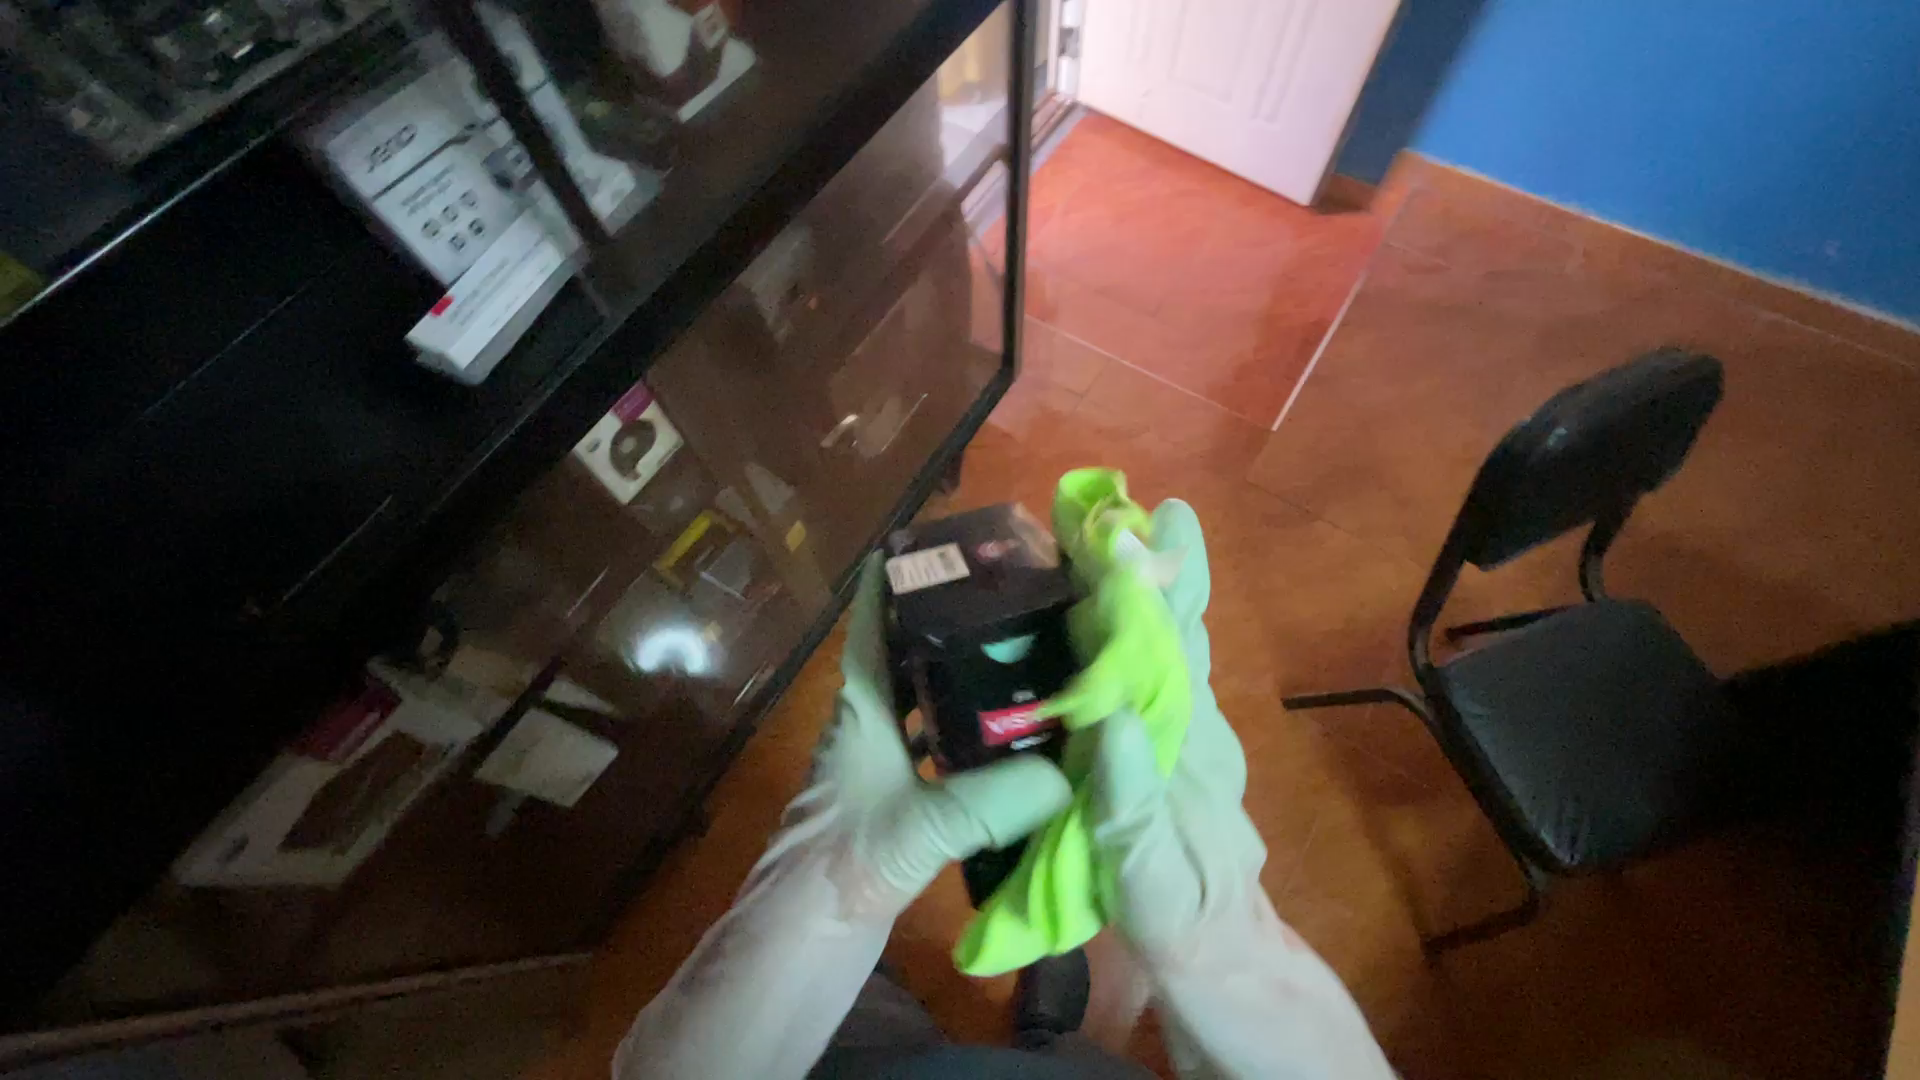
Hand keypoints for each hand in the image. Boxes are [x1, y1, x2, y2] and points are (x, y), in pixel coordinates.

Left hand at [794, 553, 1071, 917]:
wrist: (806, 935)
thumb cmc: (849, 859)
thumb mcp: (928, 823)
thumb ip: (996, 799)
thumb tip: (1065, 773)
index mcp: (861, 711)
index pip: (870, 631)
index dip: (882, 588)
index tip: (906, 548)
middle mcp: (865, 727)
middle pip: (899, 660)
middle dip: (934, 628)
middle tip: (987, 601)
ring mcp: (875, 766)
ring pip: (915, 706)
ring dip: (950, 682)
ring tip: (1004, 658)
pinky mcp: (889, 801)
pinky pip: (928, 752)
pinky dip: (958, 740)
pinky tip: (997, 742)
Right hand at [1086, 500, 1394, 1078]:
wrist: (1229, 973)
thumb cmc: (1198, 933)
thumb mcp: (1161, 890)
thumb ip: (1133, 810)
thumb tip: (1111, 717)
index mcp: (1190, 746)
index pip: (1174, 644)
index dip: (1157, 579)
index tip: (1137, 516)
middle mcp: (1190, 727)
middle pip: (1172, 628)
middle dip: (1142, 563)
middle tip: (1096, 507)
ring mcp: (1180, 739)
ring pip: (1159, 647)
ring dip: (1129, 589)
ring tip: (1086, 542)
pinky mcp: (1163, 757)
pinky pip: (1141, 681)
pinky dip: (1117, 638)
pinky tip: (1080, 625)